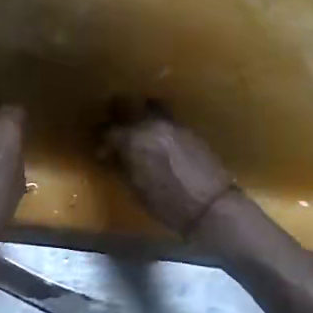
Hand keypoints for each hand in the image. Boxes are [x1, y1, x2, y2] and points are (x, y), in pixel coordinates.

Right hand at [101, 103, 234, 236]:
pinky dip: (159, 123)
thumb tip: (111, 155)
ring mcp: (171, 124)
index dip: (101, 139)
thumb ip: (121, 165)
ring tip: (140, 128)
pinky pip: (167, 118)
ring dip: (141, 114)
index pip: (107, 130)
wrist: (211, 206)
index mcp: (133, 140)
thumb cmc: (168, 204)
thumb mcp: (136, 188)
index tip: (101, 149)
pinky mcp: (188, 128)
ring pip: (149, 107)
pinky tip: (160, 139)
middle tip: (117, 130)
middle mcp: (150, 125)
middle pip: (127, 106)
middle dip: (118, 116)